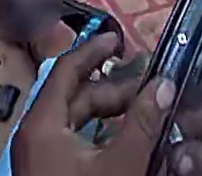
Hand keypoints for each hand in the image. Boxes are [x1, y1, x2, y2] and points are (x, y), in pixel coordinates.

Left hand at [10, 29, 173, 175]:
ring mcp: (42, 158)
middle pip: (75, 96)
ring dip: (110, 114)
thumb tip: (164, 83)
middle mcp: (36, 133)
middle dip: (112, 88)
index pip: (67, 69)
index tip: (120, 38)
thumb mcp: (121, 168)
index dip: (94, 51)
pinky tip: (130, 142)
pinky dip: (103, 138)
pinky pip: (77, 145)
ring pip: (78, 122)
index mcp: (42, 121)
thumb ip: (142, 125)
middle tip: (148, 84)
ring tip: (145, 110)